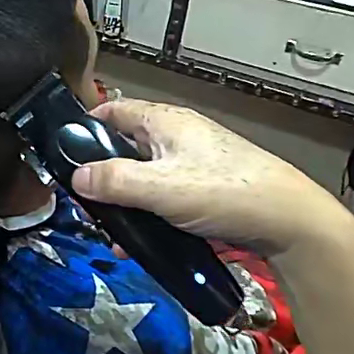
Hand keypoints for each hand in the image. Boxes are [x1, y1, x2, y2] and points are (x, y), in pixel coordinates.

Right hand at [69, 99, 353, 255]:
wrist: (287, 221)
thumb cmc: (224, 192)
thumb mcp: (161, 187)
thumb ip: (115, 181)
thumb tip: (76, 176)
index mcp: (166, 121)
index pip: (115, 109)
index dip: (87, 125)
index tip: (65, 153)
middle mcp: (178, 136)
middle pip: (127, 148)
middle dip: (104, 176)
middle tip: (86, 204)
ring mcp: (194, 164)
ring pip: (146, 178)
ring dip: (127, 203)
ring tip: (112, 234)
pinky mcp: (206, 191)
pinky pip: (166, 198)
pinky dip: (150, 215)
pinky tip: (142, 244)